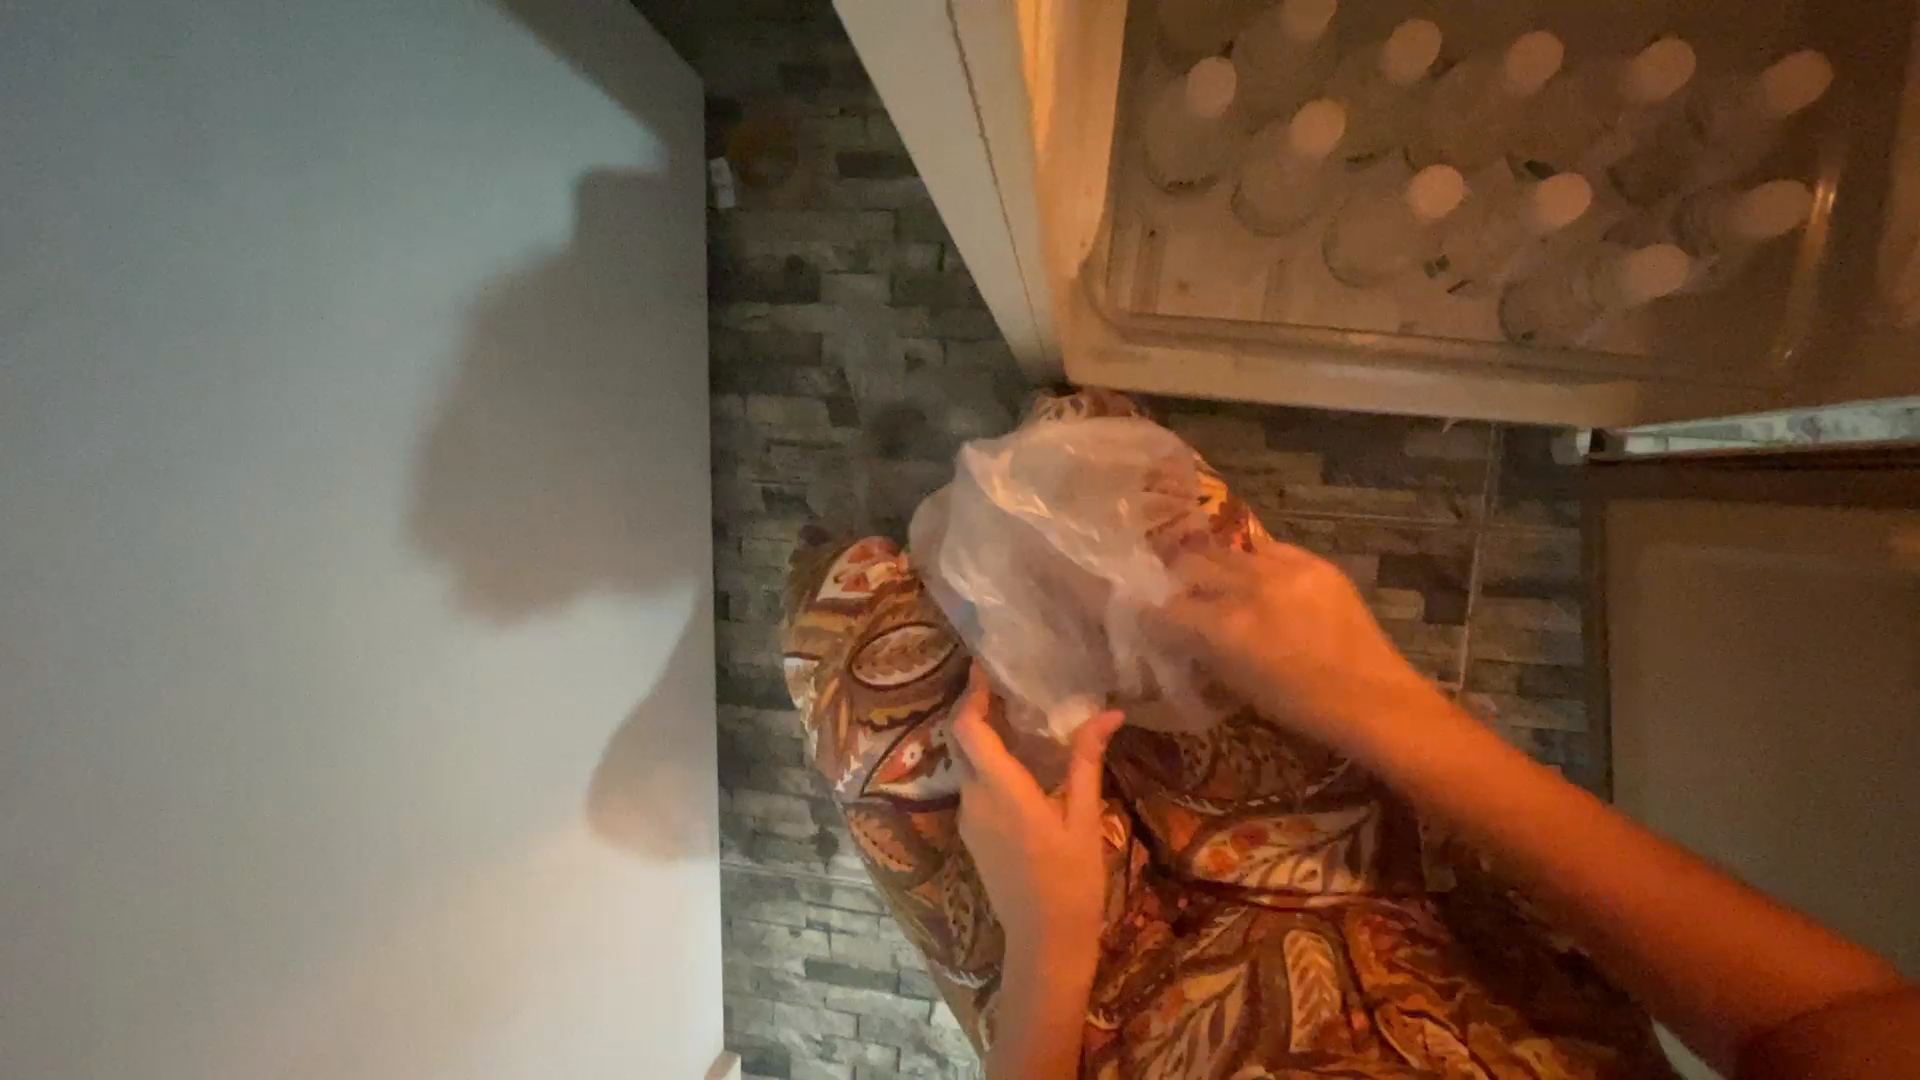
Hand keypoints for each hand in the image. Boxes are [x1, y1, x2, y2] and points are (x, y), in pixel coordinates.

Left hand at [952, 662, 1121, 961]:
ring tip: (1015, 711)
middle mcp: (973, 798)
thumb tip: (1109, 713)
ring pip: (964, 760)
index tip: (985, 667)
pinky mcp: (972, 833)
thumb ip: (1086, 761)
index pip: (966, 727)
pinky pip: (972, 783)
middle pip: (959, 738)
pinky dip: (986, 760)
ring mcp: (968, 818)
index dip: (970, 693)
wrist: (1044, 945)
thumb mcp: (1085, 819)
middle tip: (1002, 682)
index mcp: (1000, 789)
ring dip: (980, 733)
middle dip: (973, 706)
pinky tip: (1017, 758)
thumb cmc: (1071, 882)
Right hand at [1154, 543, 1441, 756]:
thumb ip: (1202, 650)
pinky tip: (1256, 578)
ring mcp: (1285, 570)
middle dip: (1176, 579)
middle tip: (1173, 590)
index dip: (1153, 615)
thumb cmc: (1299, 706)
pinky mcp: (1314, 563)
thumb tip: (1177, 632)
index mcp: (1226, 628)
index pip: (1169, 609)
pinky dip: (1253, 563)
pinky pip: (1267, 550)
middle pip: (1192, 565)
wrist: (1374, 699)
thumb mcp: (1236, 684)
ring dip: (1212, 566)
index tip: (1148, 617)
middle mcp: (1249, 588)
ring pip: (1227, 551)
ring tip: (1211, 577)